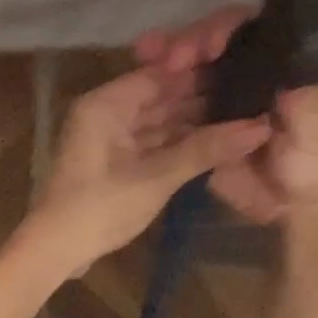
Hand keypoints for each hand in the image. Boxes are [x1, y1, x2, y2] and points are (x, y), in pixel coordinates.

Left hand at [27, 54, 270, 275]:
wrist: (56, 251)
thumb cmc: (100, 208)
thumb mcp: (156, 177)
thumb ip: (206, 149)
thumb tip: (261, 127)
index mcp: (107, 104)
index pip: (162, 73)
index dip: (204, 70)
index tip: (249, 67)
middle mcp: (106, 113)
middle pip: (161, 97)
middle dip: (204, 99)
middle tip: (256, 94)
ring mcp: (108, 140)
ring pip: (158, 123)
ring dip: (195, 125)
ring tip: (246, 117)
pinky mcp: (113, 164)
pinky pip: (151, 144)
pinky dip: (178, 146)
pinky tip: (216, 144)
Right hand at [136, 11, 317, 230]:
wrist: (299, 209)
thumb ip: (294, 84)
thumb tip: (268, 48)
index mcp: (277, 65)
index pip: (247, 31)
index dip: (224, 30)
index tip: (207, 46)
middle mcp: (245, 76)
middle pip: (212, 46)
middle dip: (188, 41)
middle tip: (169, 55)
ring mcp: (219, 103)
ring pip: (189, 70)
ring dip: (166, 55)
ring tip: (145, 50)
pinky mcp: (197, 132)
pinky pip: (174, 108)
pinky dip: (155, 91)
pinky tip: (140, 70)